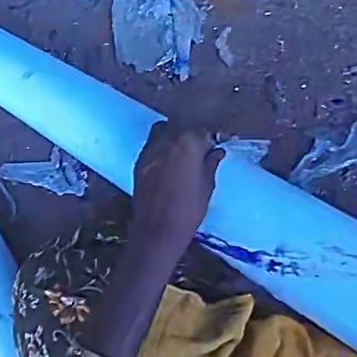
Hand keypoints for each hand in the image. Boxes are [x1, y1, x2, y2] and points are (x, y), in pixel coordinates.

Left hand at [131, 122, 223, 258]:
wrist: (158, 229)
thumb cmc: (189, 209)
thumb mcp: (207, 186)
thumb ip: (211, 164)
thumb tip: (217, 152)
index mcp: (189, 143)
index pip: (203, 132)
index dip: (211, 140)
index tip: (215, 148)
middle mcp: (168, 139)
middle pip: (182, 128)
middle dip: (193, 137)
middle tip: (201, 151)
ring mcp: (151, 148)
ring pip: (164, 131)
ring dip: (174, 138)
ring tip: (183, 153)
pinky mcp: (139, 160)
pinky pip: (152, 145)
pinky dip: (161, 148)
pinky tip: (168, 162)